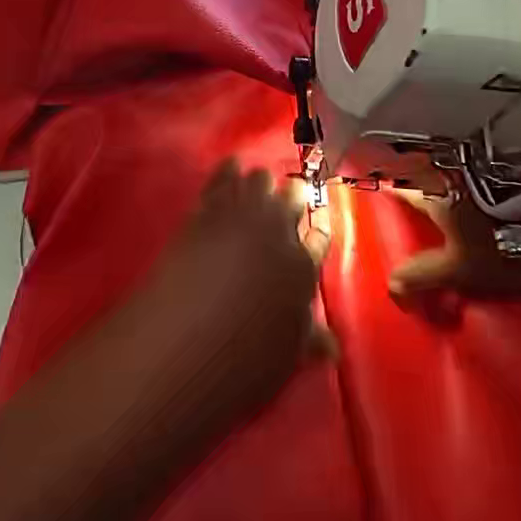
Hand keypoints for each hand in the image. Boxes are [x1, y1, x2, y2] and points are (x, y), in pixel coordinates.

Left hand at [127, 159, 325, 398]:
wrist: (189, 338)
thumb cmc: (247, 356)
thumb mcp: (287, 356)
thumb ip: (307, 340)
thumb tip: (331, 346)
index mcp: (303, 266)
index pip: (320, 237)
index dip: (317, 228)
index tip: (312, 224)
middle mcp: (277, 231)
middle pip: (292, 197)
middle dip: (291, 196)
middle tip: (284, 200)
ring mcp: (240, 215)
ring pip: (259, 180)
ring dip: (261, 182)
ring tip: (258, 184)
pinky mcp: (205, 211)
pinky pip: (221, 179)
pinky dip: (228, 170)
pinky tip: (231, 164)